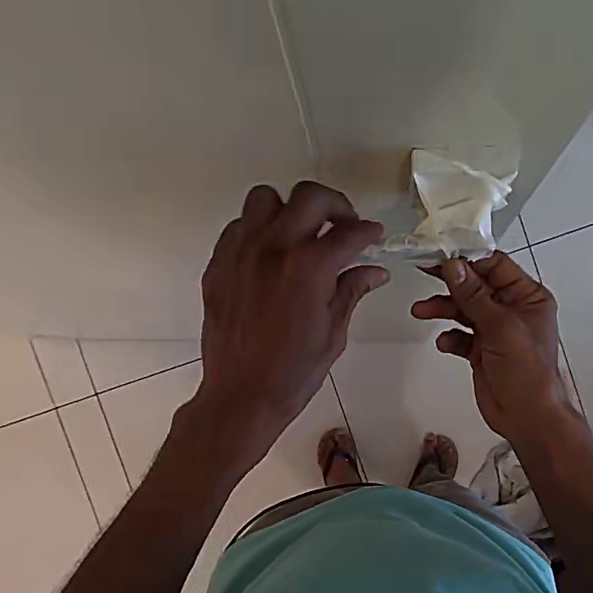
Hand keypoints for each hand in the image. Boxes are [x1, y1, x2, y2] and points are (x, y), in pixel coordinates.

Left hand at [186, 181, 387, 468]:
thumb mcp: (333, 332)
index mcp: (310, 267)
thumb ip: (351, 292)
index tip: (373, 236)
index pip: (348, 233)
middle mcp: (273, 249)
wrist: (243, 395)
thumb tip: (372, 272)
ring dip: (290, 209)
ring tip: (302, 232)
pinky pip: (239, 227)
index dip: (367, 232)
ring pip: (265, 199)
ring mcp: (241, 253)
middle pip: (309, 197)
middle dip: (335, 206)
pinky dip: (259, 230)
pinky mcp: (219, 265)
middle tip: (344, 224)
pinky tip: (272, 254)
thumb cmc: (292, 372)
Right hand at [412, 252, 573, 443]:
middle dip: (451, 282)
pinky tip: (445, 342)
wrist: (528, 416)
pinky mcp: (482, 351)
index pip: (495, 266)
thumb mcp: (501, 327)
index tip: (442, 255)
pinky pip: (460, 335)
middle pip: (476, 286)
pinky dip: (450, 336)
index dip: (468, 260)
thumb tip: (455, 267)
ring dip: (443, 308)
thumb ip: (474, 296)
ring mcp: (496, 331)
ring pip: (464, 310)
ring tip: (423, 310)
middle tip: (425, 271)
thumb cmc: (530, 374)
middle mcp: (512, 311)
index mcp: (527, 297)